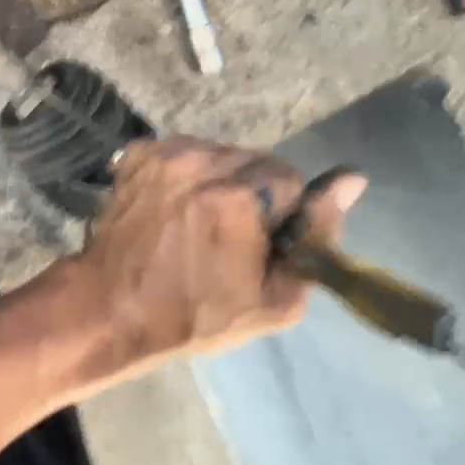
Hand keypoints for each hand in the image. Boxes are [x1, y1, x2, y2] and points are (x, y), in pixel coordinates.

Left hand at [69, 138, 365, 374]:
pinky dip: (188, 171)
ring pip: (220, 151)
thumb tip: (353, 180)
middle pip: (254, 160)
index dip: (283, 212)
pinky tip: (176, 204)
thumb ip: (318, 236)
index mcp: (236, 198)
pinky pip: (184, 150)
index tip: (263, 241)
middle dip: (255, 191)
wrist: (111, 305)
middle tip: (233, 233)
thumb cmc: (195, 314)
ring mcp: (164, 154)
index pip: (289, 178)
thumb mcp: (273, 299)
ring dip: (222, 177)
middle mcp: (200, 162)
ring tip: (202, 219)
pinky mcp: (137, 153)